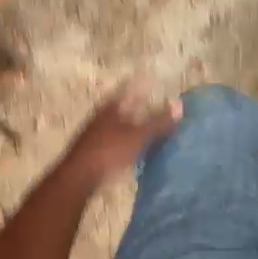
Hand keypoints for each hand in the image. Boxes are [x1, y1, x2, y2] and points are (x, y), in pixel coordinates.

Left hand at [61, 85, 181, 185]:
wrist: (77, 179)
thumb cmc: (109, 151)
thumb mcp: (139, 136)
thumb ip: (159, 121)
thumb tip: (180, 104)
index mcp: (112, 107)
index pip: (128, 88)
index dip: (141, 83)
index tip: (154, 80)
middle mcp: (102, 116)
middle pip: (123, 105)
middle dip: (138, 104)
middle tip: (156, 103)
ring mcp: (95, 135)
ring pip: (118, 123)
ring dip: (133, 124)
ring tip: (150, 126)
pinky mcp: (93, 152)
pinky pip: (116, 140)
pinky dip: (128, 140)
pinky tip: (137, 148)